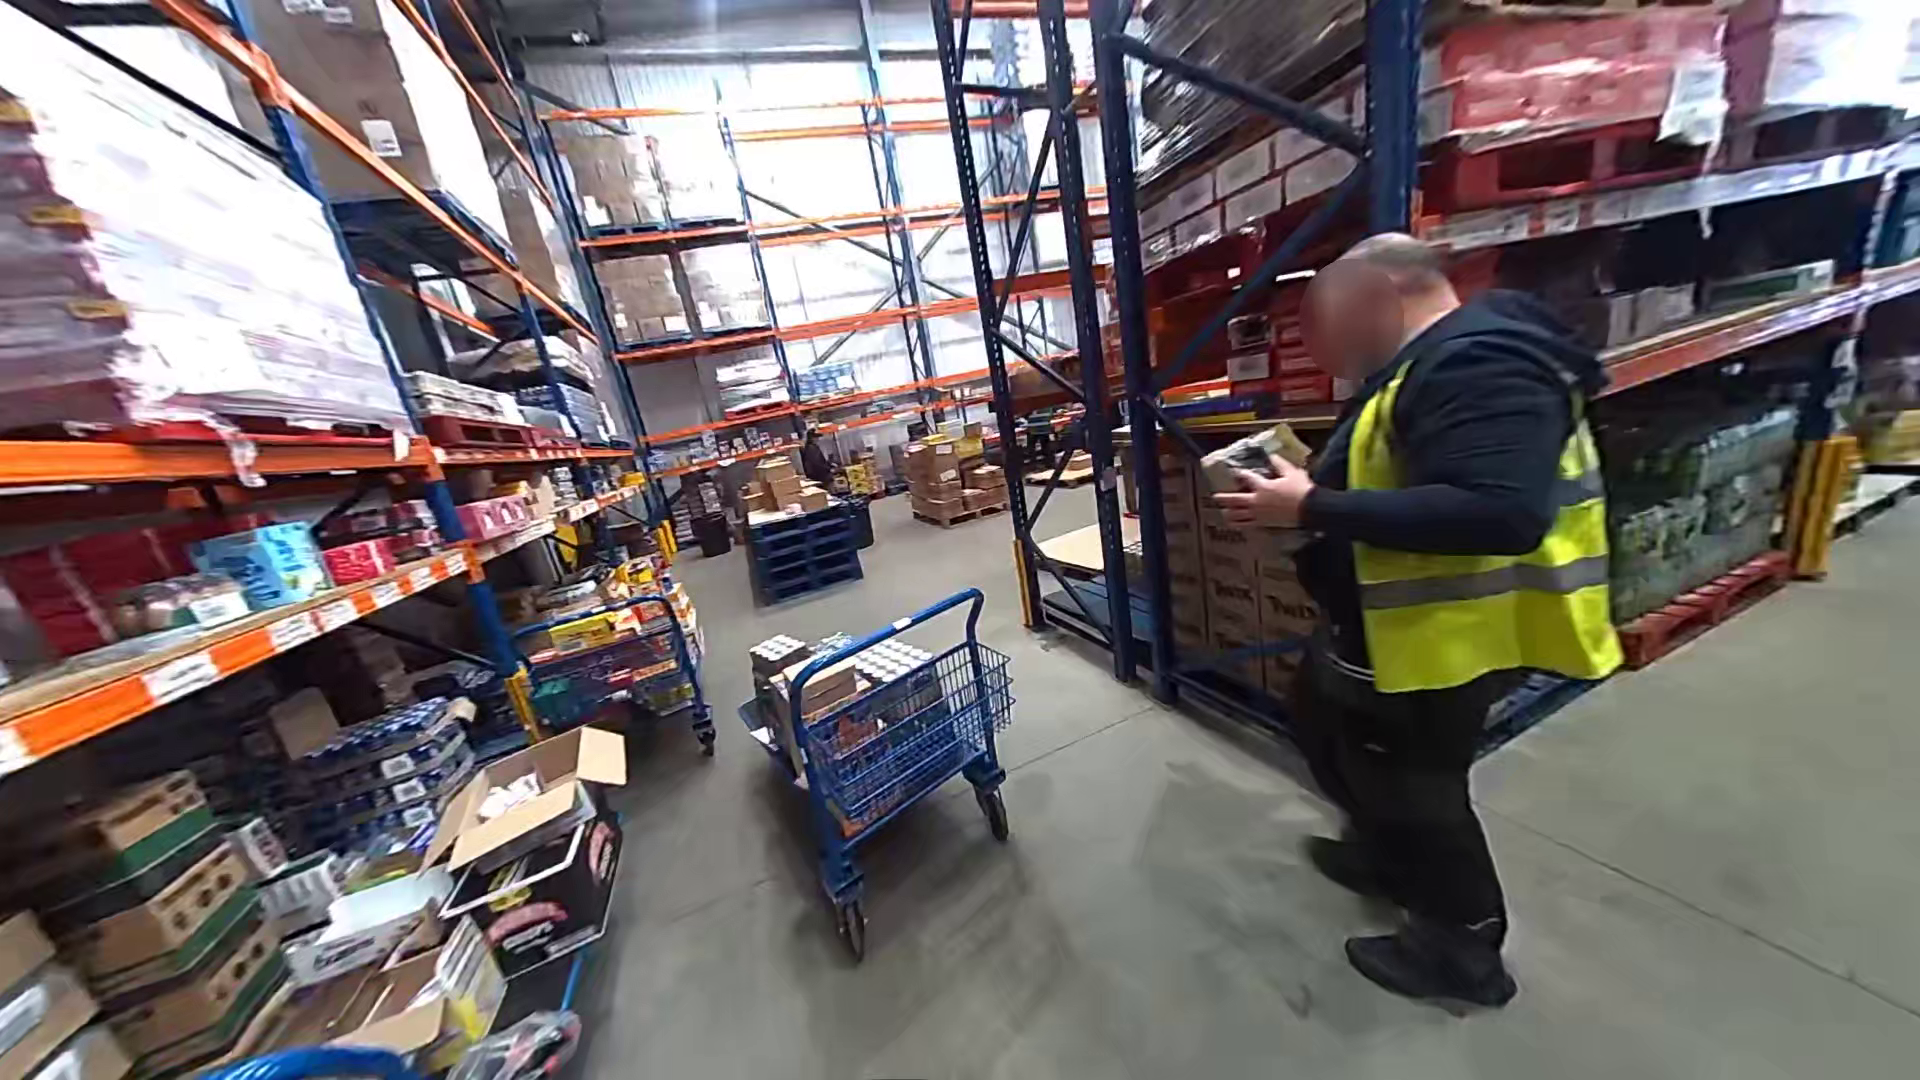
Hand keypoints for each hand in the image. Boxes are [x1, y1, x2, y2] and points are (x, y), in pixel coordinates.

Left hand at [1212, 453, 1313, 527]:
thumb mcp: (1292, 472)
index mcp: (1262, 486)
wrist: (1310, 509)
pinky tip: (1235, 524)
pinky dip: (1238, 523)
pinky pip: (1246, 524)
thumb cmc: (1301, 489)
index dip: (1239, 474)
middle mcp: (1256, 500)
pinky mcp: (1262, 523)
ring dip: (1228, 513)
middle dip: (1223, 497)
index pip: (1246, 477)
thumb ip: (1280, 464)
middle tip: (1215, 497)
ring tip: (1223, 512)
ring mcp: (1257, 513)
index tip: (1234, 472)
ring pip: (1236, 515)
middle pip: (1234, 499)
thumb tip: (1271, 455)